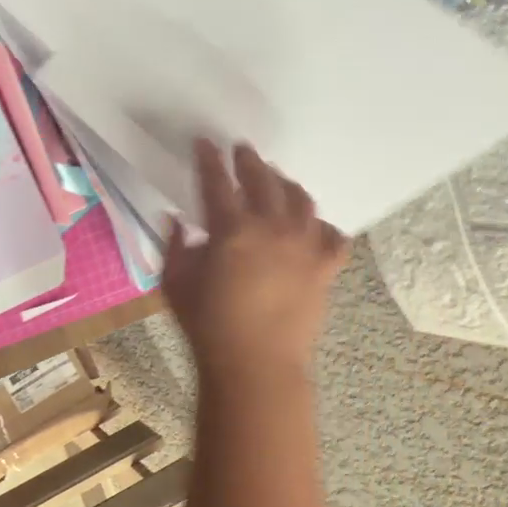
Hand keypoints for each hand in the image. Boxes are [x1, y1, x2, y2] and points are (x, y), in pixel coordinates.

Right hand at [162, 140, 349, 385]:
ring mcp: (304, 248)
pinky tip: (311, 225)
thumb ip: (176, 245)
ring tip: (275, 179)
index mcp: (231, 230)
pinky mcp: (325, 269)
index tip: (205, 143)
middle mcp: (272, 229)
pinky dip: (321, 225)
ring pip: (301, 201)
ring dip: (285, 184)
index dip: (209, 159)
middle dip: (250, 162)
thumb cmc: (205, 322)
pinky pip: (332, 236)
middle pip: (264, 181)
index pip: (218, 182)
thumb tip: (180, 222)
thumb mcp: (174, 280)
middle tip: (241, 151)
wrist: (255, 363)